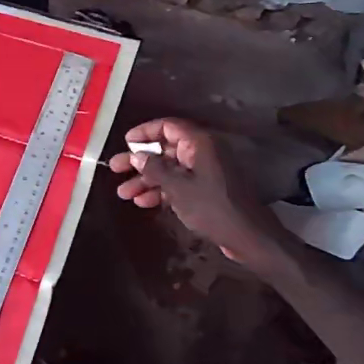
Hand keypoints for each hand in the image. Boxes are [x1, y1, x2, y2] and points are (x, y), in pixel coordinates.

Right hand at [108, 119, 278, 263]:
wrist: (248, 237)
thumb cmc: (213, 207)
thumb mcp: (178, 188)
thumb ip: (155, 169)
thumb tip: (136, 155)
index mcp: (198, 144)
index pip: (168, 127)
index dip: (145, 132)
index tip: (125, 142)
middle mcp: (201, 153)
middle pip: (164, 150)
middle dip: (139, 161)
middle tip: (115, 169)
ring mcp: (203, 172)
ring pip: (168, 169)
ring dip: (145, 180)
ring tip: (123, 193)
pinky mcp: (205, 189)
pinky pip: (177, 183)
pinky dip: (160, 191)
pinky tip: (142, 202)